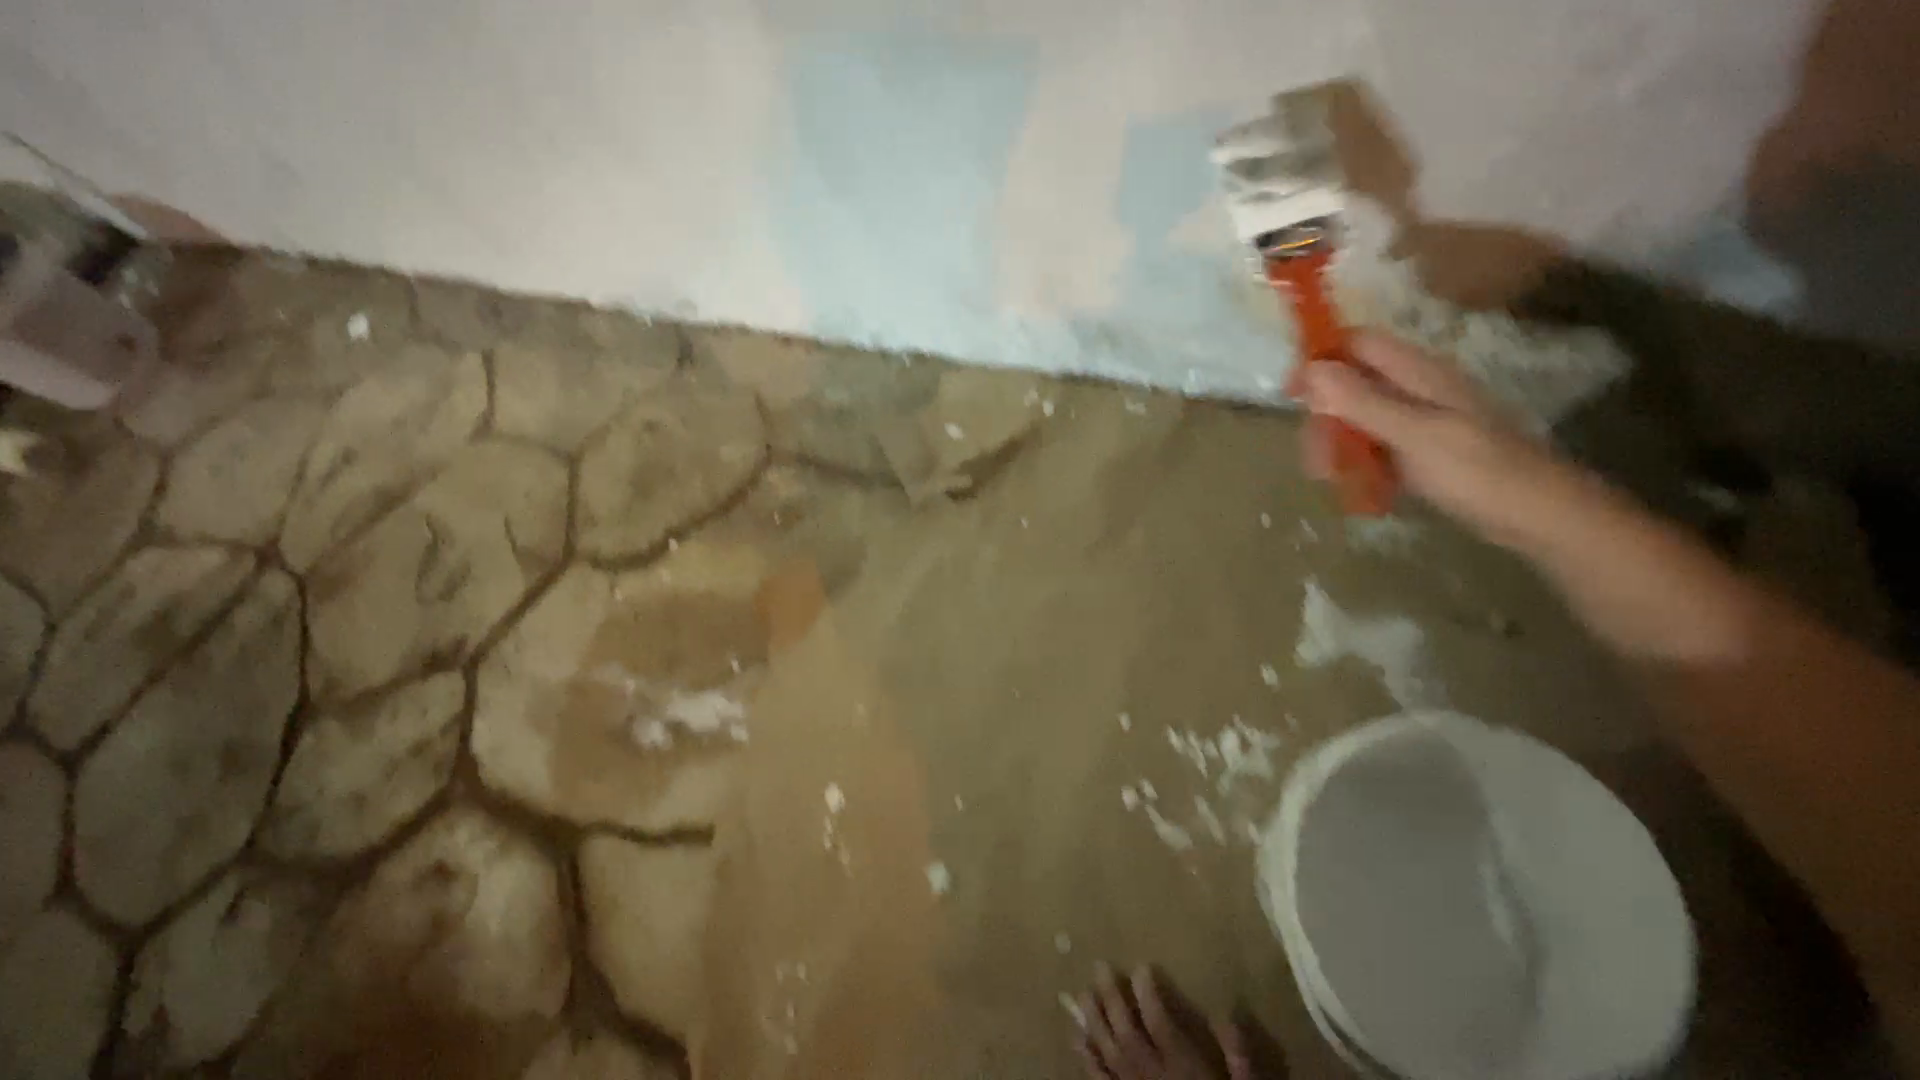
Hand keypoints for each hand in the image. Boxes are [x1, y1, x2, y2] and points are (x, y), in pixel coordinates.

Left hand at [1074, 965, 1260, 1079]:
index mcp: (1182, 1067)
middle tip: (1099, 965)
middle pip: (1126, 1031)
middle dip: (1111, 997)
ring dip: (1094, 1021)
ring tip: (1083, 992)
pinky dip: (1087, 1059)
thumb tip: (1228, 1015)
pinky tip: (1077, 1038)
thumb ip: (1238, 1056)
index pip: (1159, 1023)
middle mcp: (1153, 1075)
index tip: (1140, 966)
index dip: (1147, 993)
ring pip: (1108, 1052)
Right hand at [1302, 333, 1605, 552]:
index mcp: (1418, 373)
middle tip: (1316, 459)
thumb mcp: (1414, 435)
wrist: (1536, 515)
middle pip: (1350, 385)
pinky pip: (1374, 447)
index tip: (1291, 396)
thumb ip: (1362, 402)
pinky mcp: (1419, 451)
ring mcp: (1417, 421)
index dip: (1320, 359)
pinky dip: (1358, 464)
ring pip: (1357, 419)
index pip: (1357, 344)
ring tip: (1334, 480)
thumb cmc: (1478, 471)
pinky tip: (1358, 490)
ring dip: (1337, 445)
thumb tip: (1311, 369)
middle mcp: (1414, 389)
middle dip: (1324, 417)